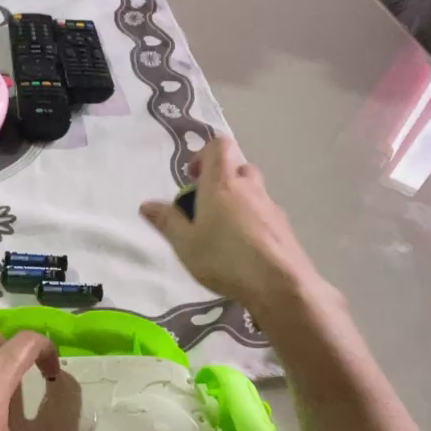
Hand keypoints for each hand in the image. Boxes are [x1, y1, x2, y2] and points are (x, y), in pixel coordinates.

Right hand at [139, 132, 323, 315]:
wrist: (279, 284)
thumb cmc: (225, 259)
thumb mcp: (185, 244)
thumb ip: (167, 221)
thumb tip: (147, 204)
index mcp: (221, 184)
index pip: (219, 146)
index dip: (203, 154)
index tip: (191, 178)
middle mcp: (249, 187)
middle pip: (237, 167)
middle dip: (219, 180)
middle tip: (204, 207)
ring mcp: (270, 205)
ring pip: (251, 191)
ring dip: (235, 201)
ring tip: (221, 233)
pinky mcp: (283, 225)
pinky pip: (262, 212)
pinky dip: (250, 220)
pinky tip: (242, 249)